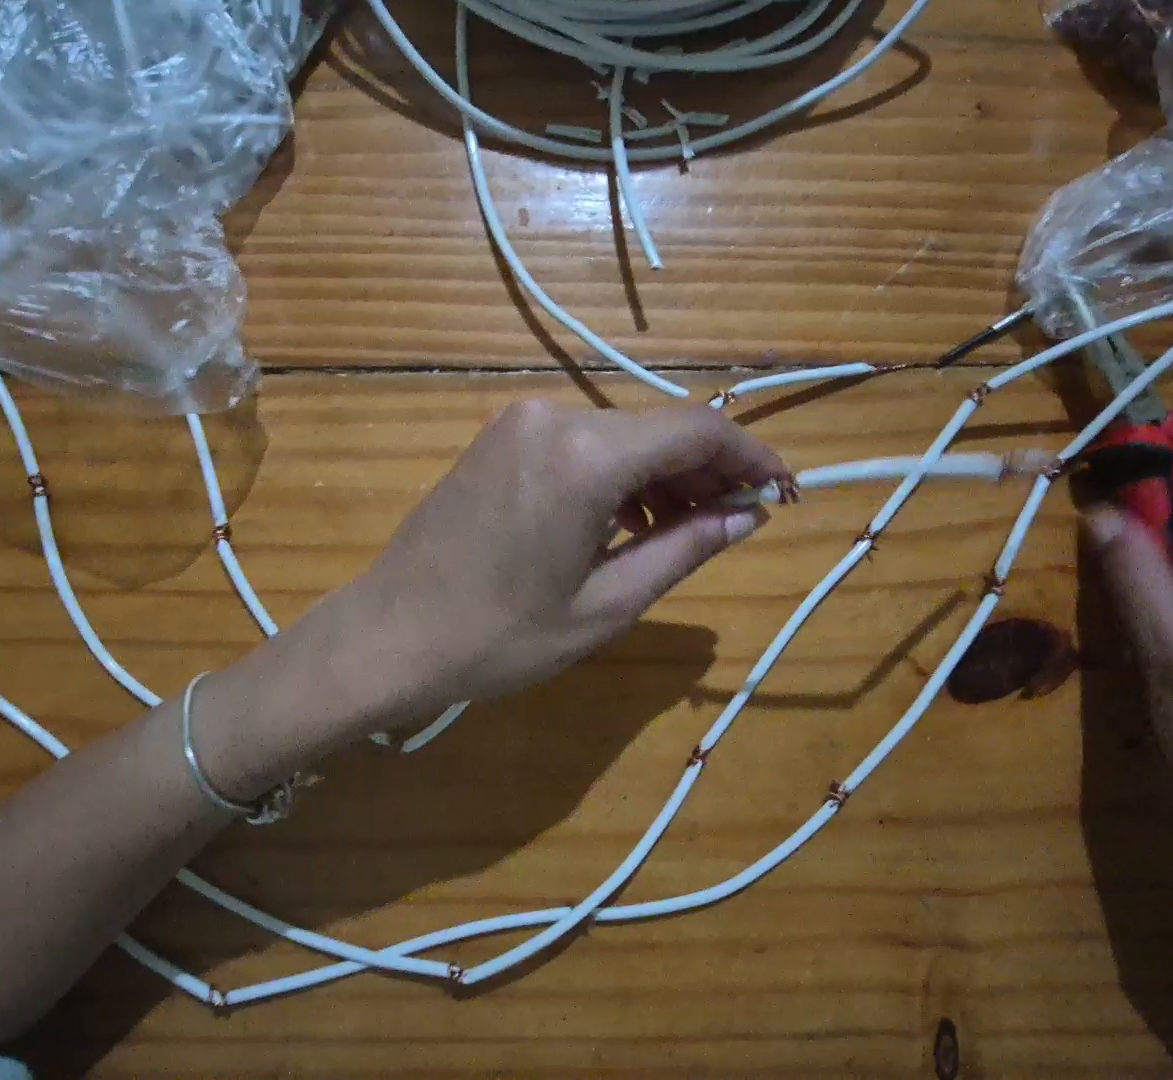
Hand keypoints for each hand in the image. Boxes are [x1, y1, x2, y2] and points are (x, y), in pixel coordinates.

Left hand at [339, 398, 786, 715]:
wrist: (389, 635)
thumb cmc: (499, 636)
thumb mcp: (606, 604)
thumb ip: (685, 549)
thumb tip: (748, 515)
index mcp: (585, 455)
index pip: (696, 430)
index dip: (750, 456)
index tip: (782, 491)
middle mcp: (553, 417)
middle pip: (657, 430)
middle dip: (706, 471)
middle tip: (739, 521)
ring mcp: (518, 424)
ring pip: (619, 437)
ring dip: (661, 476)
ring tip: (685, 532)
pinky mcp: (498, 440)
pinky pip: (578, 445)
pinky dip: (615, 476)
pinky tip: (626, 522)